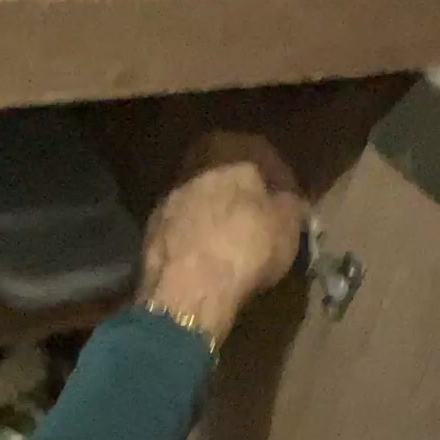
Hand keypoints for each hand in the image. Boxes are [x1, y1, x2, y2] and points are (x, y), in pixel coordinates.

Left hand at [139, 133, 308, 343]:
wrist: (187, 287)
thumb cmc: (246, 247)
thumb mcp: (287, 225)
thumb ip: (289, 205)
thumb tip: (289, 201)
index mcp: (228, 155)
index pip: (258, 152)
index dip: (278, 177)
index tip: (289, 199)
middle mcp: (193, 170)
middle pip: (223, 176)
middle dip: (240, 196)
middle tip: (257, 221)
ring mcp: (167, 200)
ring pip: (199, 201)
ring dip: (213, 217)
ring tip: (229, 244)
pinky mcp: (149, 232)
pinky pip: (181, 228)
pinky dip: (193, 239)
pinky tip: (204, 259)